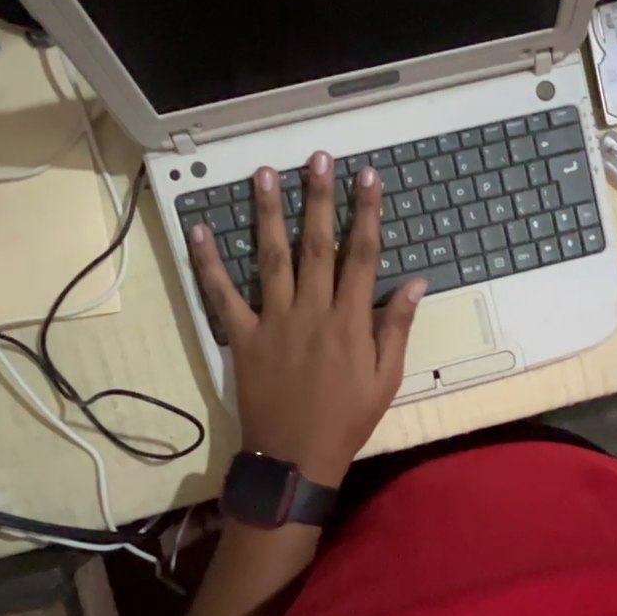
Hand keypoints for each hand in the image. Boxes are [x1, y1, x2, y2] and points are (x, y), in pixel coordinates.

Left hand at [189, 152, 425, 486]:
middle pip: (317, 244)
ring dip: (267, 213)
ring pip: (271, 258)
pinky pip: (223, 295)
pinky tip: (200, 229)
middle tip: (317, 157)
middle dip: (319, 198)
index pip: (363, 256)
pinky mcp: (242, 337)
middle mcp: (312, 311)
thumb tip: (416, 282)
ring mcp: (273, 321)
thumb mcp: (386, 378)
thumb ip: (398, 327)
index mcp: (351, 321)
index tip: (368, 178)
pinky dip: (209, 263)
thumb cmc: (348, 419)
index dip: (367, 213)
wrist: (296, 458)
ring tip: (264, 173)